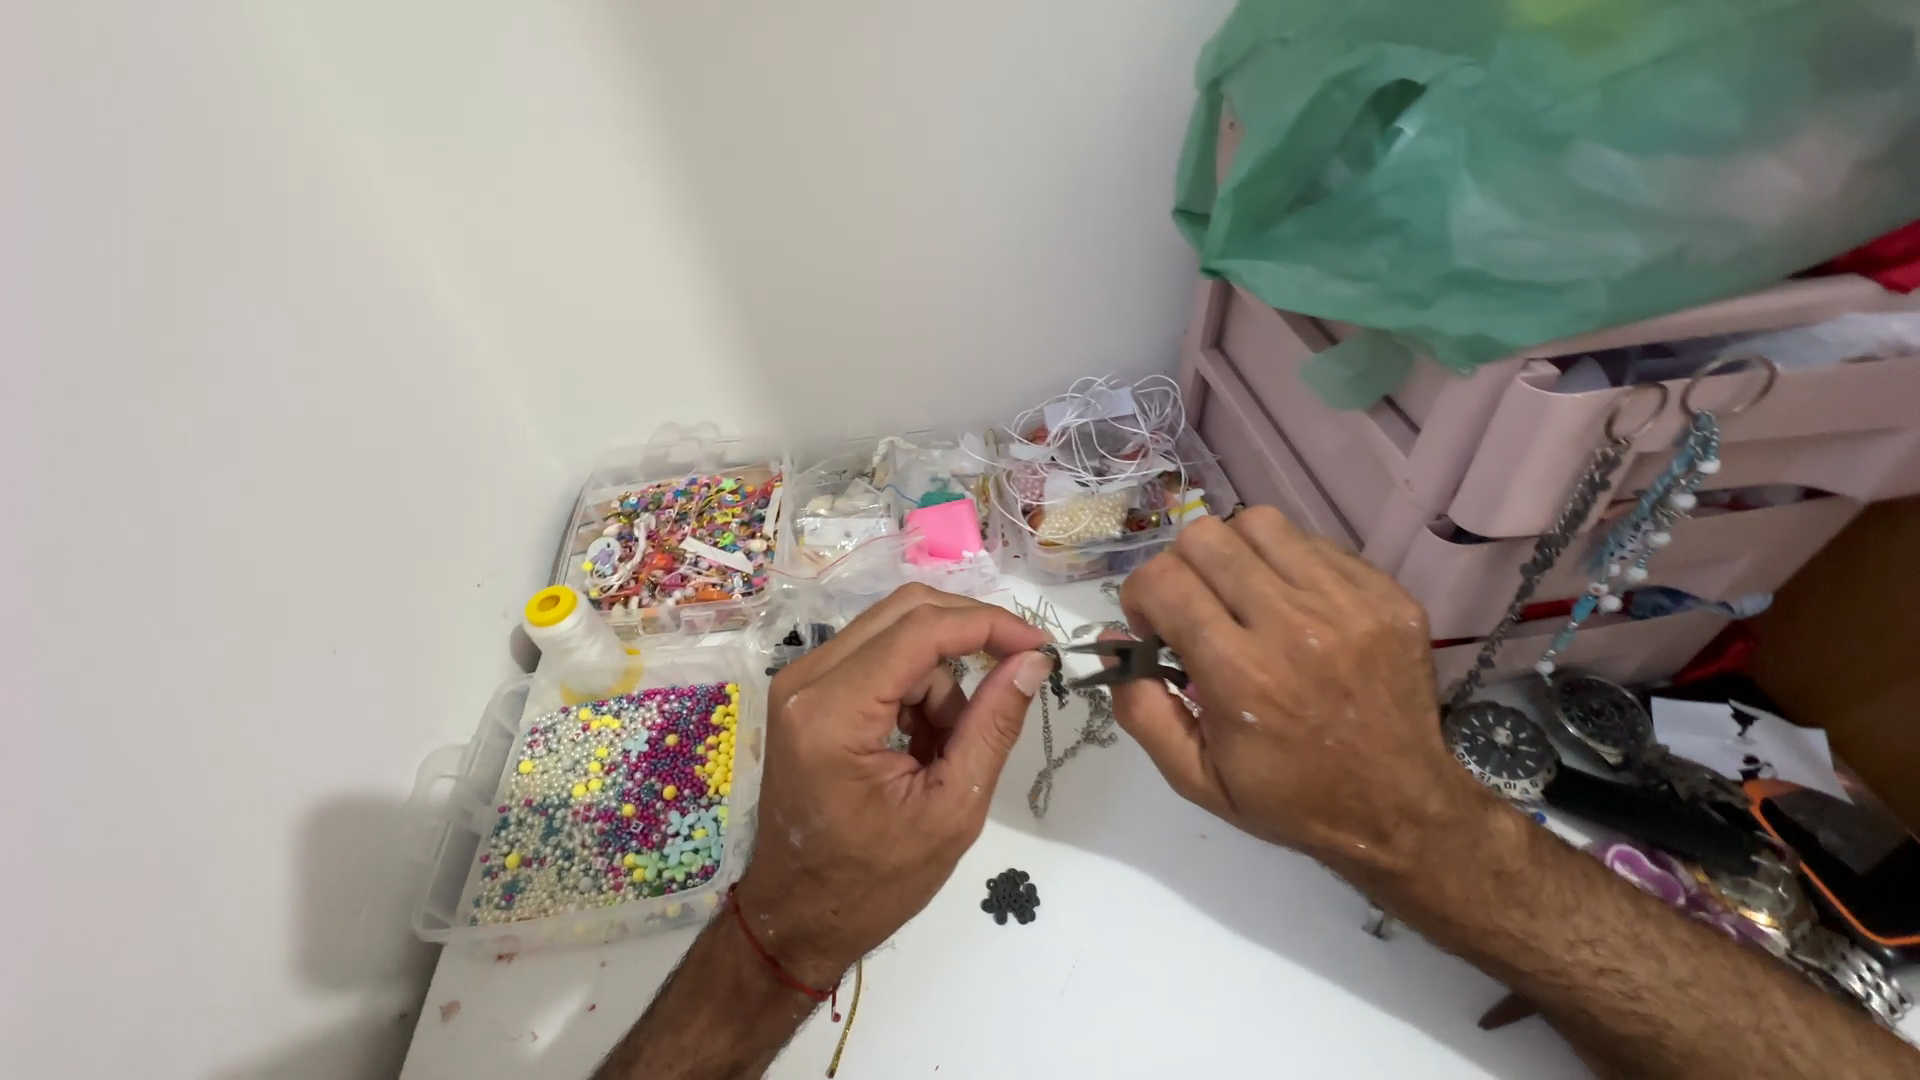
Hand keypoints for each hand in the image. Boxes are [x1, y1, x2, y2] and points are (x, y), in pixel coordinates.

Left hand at [733, 584, 1052, 984]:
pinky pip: (878, 657)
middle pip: (905, 612)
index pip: (921, 630)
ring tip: (948, 747)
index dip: (989, 626)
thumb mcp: (952, 810)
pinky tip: (921, 742)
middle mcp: (807, 680)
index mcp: (833, 712)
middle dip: (970, 635)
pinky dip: (915, 687)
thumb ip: (993, 725)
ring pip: (896, 633)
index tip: (1041, 645)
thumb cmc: (873, 883)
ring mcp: (801, 682)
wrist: (797, 916)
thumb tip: (1033, 659)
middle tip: (1017, 669)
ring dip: (941, 675)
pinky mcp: (807, 692)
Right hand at [1112, 508, 1482, 877]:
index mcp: (1241, 674)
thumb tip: (1111, 644)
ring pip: (1259, 524)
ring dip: (1232, 555)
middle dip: (1179, 569)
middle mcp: (1294, 626)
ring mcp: (1348, 603)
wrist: (1401, 810)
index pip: (1163, 581)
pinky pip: (1314, 543)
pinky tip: (1291, 605)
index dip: (1139, 596)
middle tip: (1194, 608)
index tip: (1154, 628)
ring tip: (1241, 596)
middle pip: (1205, 538)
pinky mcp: (1385, 594)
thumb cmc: (1289, 798)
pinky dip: (1285, 564)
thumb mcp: (1194, 778)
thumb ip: (1140, 709)